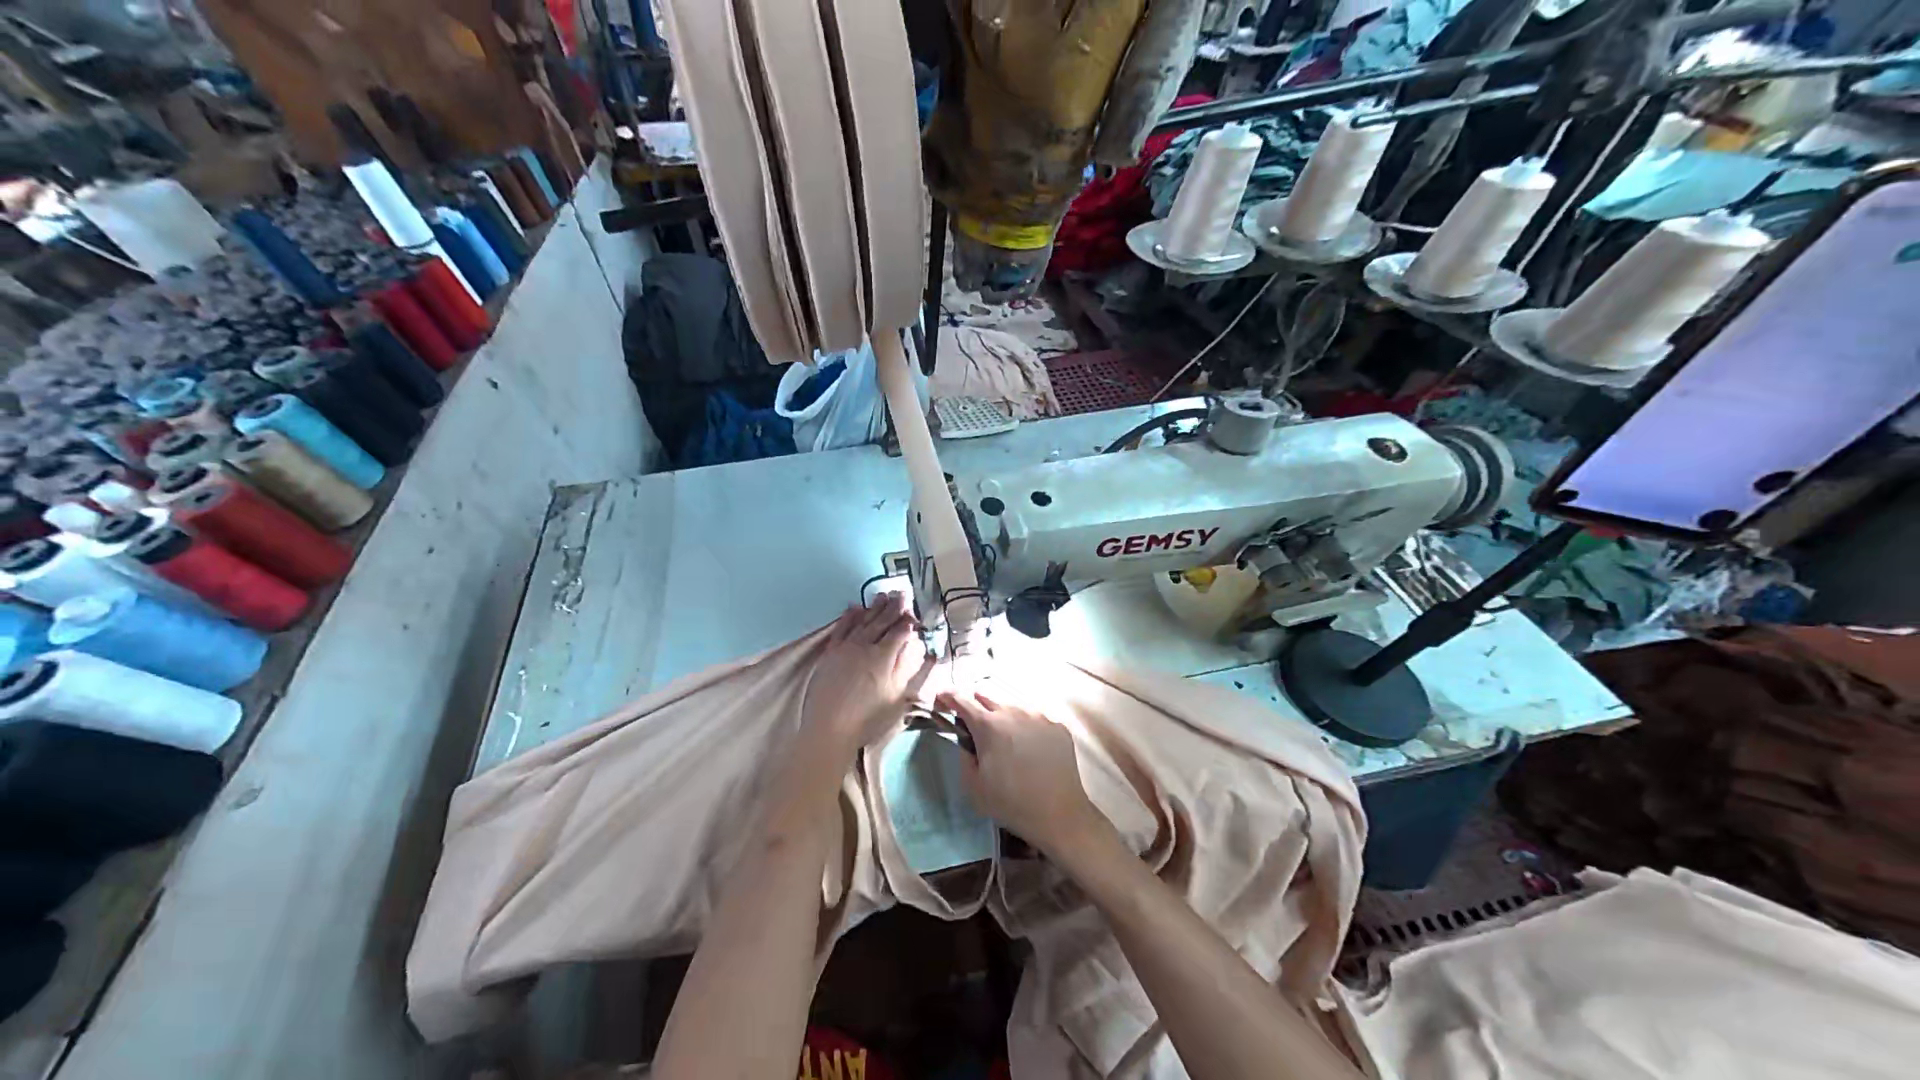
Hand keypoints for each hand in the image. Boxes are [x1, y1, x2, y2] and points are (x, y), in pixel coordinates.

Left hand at [801, 591, 930, 754]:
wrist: (829, 727)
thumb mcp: (896, 696)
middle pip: (881, 622)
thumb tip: (916, 648)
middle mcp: (865, 646)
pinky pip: (841, 627)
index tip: (914, 612)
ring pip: (863, 621)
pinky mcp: (830, 652)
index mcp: (884, 657)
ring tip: (883, 596)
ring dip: (874, 607)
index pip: (899, 632)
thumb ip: (906, 668)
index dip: (908, 621)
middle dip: (893, 607)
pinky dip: (849, 616)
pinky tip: (854, 608)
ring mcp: (845, 647)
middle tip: (901, 594)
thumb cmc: (868, 718)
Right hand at [936, 688, 1107, 856]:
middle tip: (975, 725)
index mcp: (989, 726)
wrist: (1058, 814)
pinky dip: (1028, 729)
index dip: (949, 697)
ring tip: (1006, 741)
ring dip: (1005, 719)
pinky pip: (1037, 722)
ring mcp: (1040, 718)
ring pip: (1015, 709)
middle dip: (978, 708)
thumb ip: (964, 755)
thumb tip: (967, 739)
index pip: (962, 701)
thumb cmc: (1010, 802)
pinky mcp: (1059, 728)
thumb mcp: (973, 785)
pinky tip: (1031, 750)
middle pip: (989, 700)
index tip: (942, 697)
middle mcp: (1015, 713)